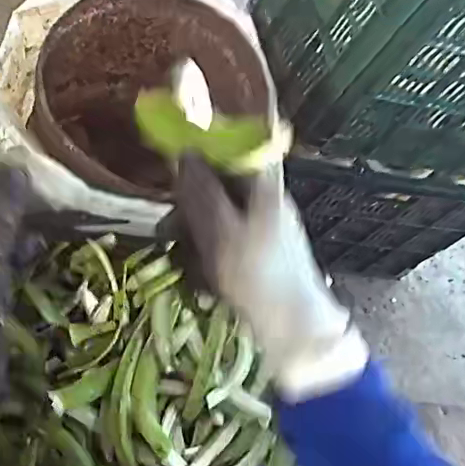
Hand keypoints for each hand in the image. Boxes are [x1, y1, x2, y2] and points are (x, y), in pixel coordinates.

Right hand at [172, 157, 368, 400]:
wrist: (295, 332)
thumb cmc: (260, 279)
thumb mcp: (223, 234)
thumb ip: (202, 193)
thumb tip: (183, 152)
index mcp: (266, 188)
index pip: (241, 143)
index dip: (212, 133)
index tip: (179, 134)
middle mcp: (268, 200)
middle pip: (228, 173)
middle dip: (196, 180)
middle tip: (169, 194)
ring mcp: (266, 225)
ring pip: (225, 202)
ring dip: (198, 211)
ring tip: (176, 229)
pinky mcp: (260, 249)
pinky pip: (228, 228)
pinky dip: (207, 234)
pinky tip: (194, 253)